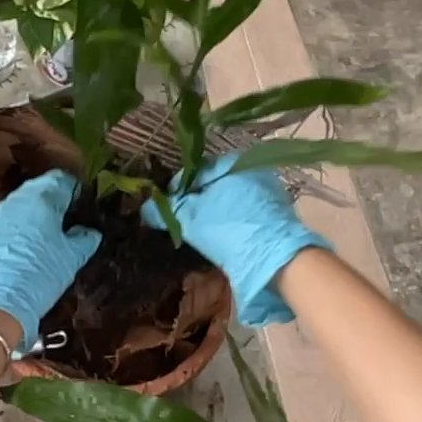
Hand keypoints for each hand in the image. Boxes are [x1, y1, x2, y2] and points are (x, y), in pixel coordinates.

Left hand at [0, 171, 101, 349]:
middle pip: (41, 189)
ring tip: (51, 234)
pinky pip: (10, 222)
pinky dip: (21, 228)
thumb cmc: (40, 273)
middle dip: (56, 201)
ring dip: (37, 215)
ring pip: (23, 205)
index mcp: (41, 196)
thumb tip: (90, 231)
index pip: (63, 180)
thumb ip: (84, 239)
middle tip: (71, 219)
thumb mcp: (71, 257)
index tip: (85, 205)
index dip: (76, 190)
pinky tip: (30, 246)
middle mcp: (17, 199)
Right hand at [144, 157, 328, 325]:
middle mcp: (253, 170)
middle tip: (179, 222)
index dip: (176, 190)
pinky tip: (220, 238)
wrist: (276, 259)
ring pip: (228, 199)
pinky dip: (229, 222)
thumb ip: (167, 210)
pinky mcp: (275, 213)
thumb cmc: (229, 231)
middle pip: (213, 185)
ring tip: (197, 233)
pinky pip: (243, 213)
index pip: (194, 171)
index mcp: (232, 162)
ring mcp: (268, 191)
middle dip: (195, 202)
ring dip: (212, 213)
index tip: (165, 209)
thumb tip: (145, 207)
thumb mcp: (190, 219)